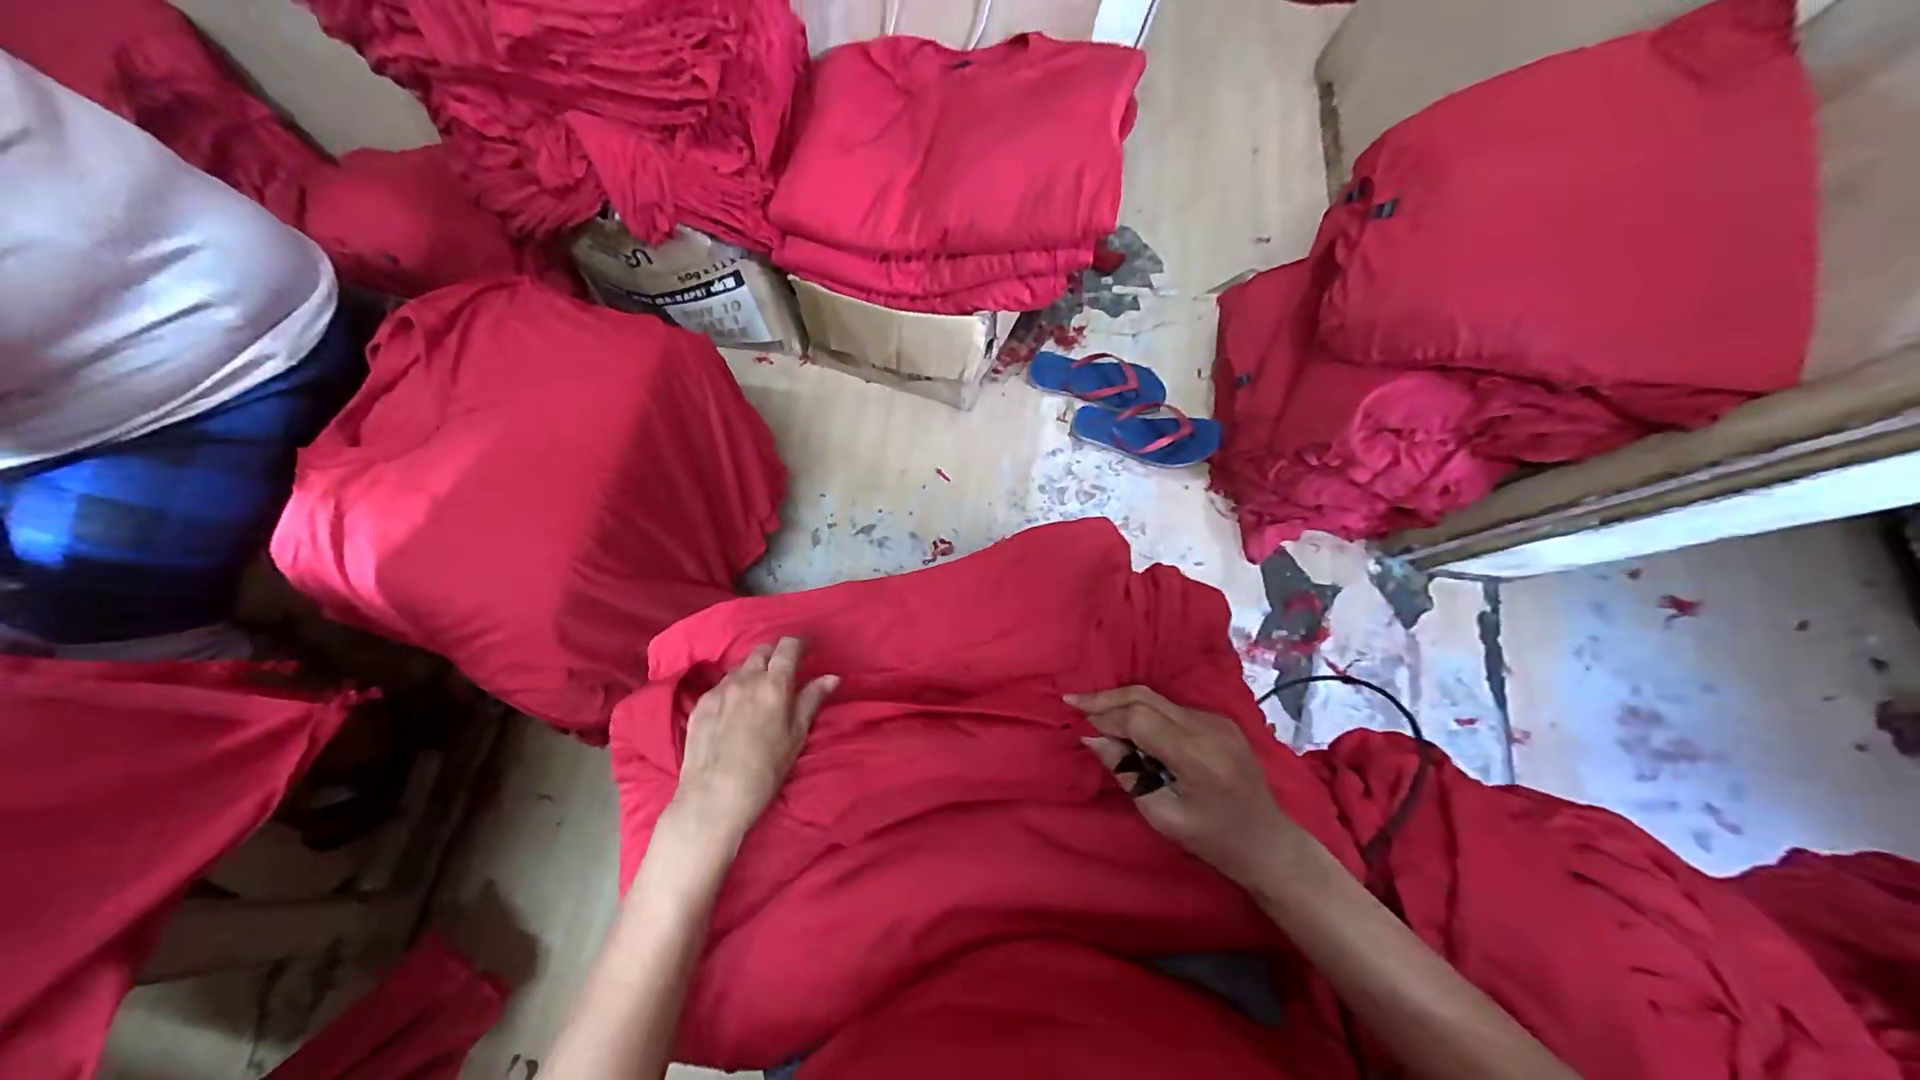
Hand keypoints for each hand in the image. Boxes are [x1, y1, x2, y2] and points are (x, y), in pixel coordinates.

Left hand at [672, 637, 838, 845]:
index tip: (806, 649)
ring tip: (758, 692)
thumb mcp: (796, 735)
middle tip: (784, 671)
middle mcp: (745, 679)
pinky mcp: (700, 704)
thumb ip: (812, 700)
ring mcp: (719, 690)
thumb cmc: (766, 769)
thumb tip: (831, 677)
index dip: (799, 643)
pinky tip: (734, 710)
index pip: (788, 647)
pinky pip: (721, 685)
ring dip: (752, 671)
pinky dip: (733, 689)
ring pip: (740, 668)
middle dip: (775, 654)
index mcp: (774, 685)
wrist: (714, 796)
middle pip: (761, 651)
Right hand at [1067, 685, 1297, 886]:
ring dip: (1123, 703)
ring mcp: (1216, 720)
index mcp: (1196, 755)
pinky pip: (1171, 708)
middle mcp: (1208, 727)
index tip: (1078, 721)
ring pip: (1157, 699)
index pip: (1138, 718)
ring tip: (1094, 714)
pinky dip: (1144, 712)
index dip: (1104, 716)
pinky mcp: (1219, 721)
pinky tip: (1129, 728)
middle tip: (1073, 702)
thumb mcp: (1162, 816)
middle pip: (1145, 696)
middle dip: (1106, 699)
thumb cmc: (1213, 840)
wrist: (1269, 843)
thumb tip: (1093, 739)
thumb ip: (1127, 773)